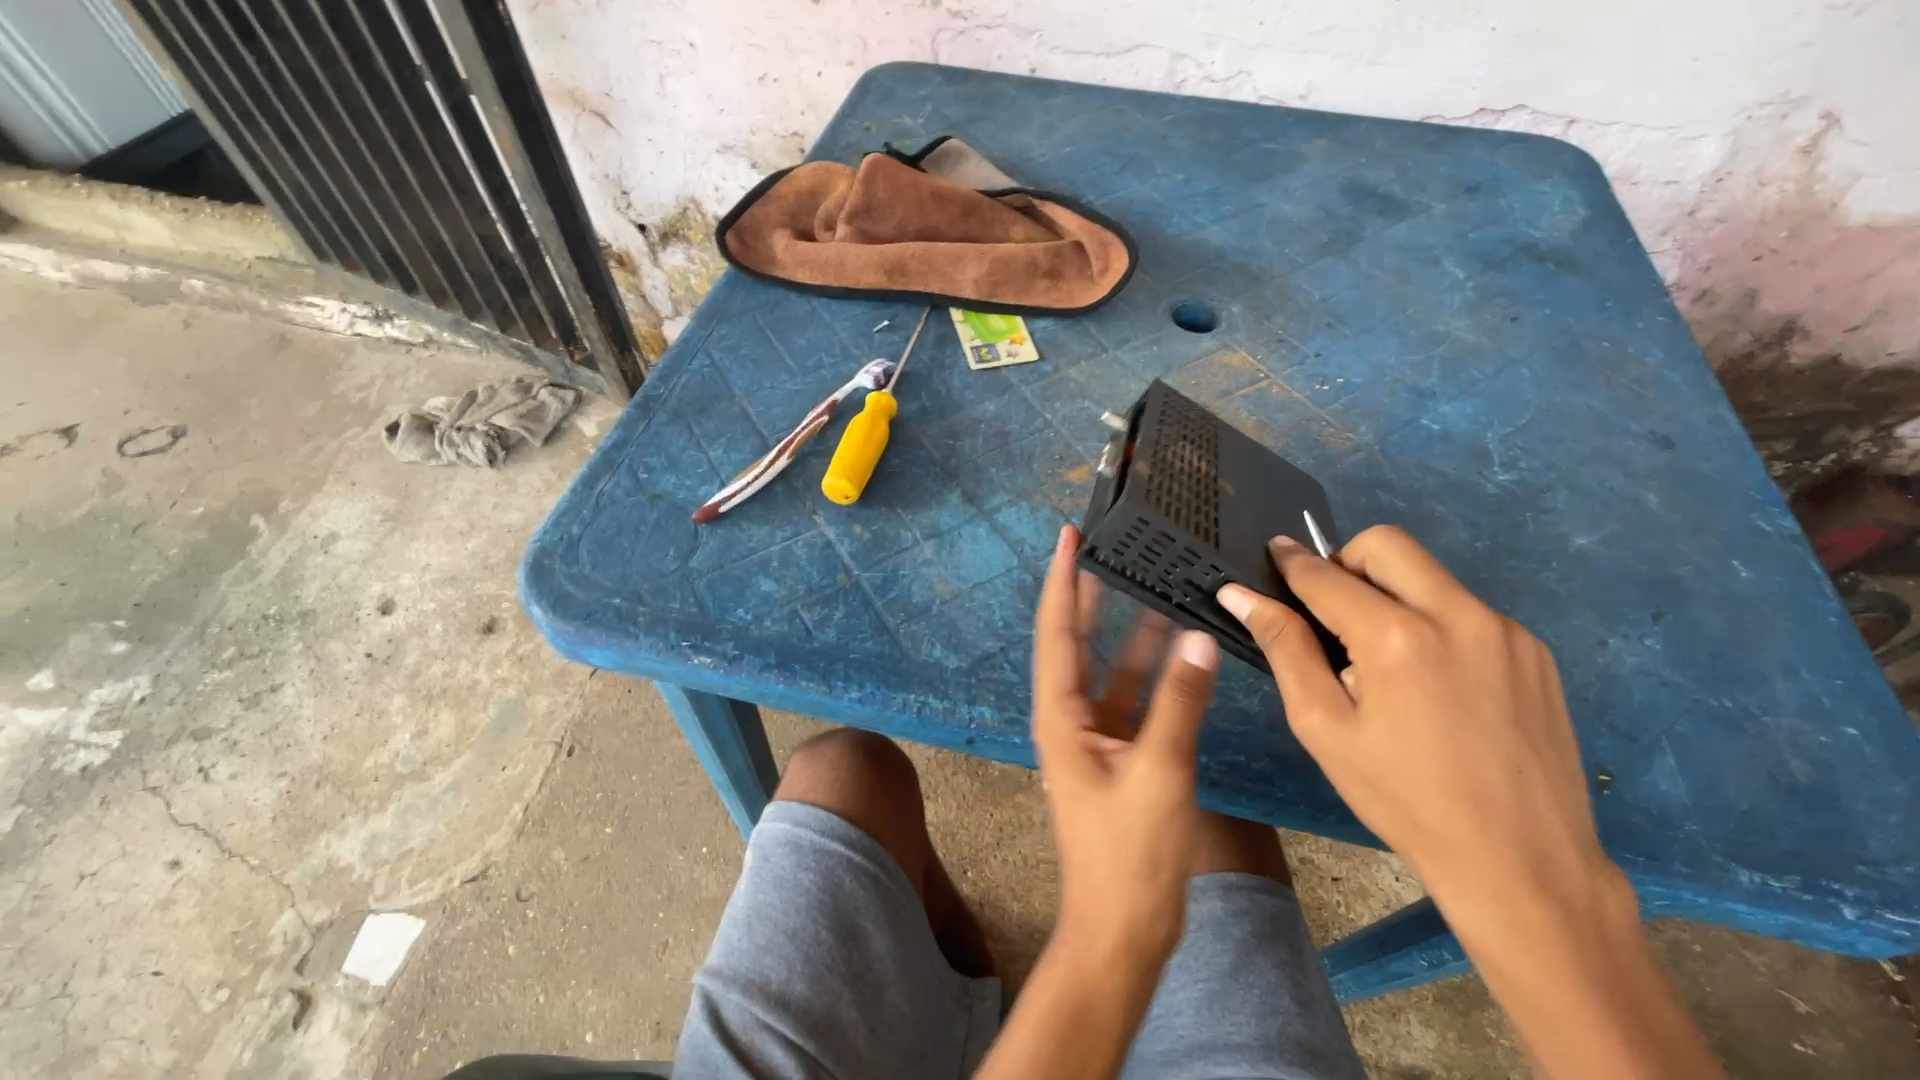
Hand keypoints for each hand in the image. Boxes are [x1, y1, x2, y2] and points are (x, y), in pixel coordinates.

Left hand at [1032, 525, 1220, 958]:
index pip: (1057, 633)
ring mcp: (1098, 739)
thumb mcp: (1159, 772)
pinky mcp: (1124, 758)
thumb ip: (1180, 703)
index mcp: (1061, 717)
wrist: (1124, 927)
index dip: (1062, 582)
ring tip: (1152, 581)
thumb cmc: (1129, 855)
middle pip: (1078, 642)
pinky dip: (1156, 674)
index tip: (1068, 537)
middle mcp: (1071, 719)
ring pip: (1112, 670)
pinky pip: (1138, 701)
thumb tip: (1198, 637)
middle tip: (1106, 546)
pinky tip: (1182, 648)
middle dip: (1089, 595)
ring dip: (1131, 631)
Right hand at [1216, 526, 1612, 910]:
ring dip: (1393, 594)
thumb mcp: (1324, 728)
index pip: (1326, 575)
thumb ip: (1285, 649)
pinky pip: (1469, 610)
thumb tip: (1242, 595)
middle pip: (1387, 545)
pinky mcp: (1535, 650)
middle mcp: (1457, 614)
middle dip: (1347, 562)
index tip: (1274, 554)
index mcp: (1397, 636)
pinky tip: (1434, 684)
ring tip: (1385, 661)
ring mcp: (1505, 629)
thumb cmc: (1403, 799)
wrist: (1521, 860)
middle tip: (1332, 612)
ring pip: (1431, 576)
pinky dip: (1436, 624)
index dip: (1292, 563)